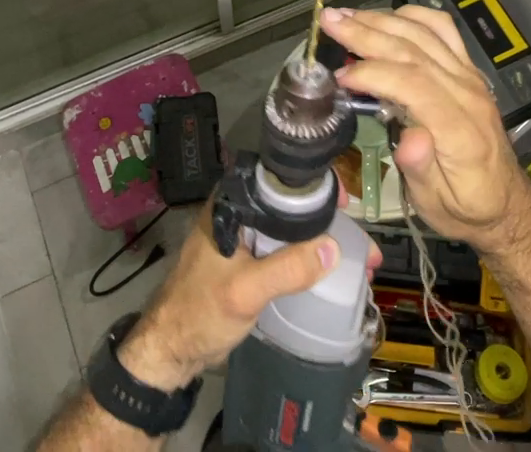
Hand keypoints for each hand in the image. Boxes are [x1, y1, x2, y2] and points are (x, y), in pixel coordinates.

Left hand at [117, 202, 340, 390]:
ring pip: (288, 226)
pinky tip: (328, 266)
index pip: (278, 180)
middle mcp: (236, 211)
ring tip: (356, 253)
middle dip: (326, 215)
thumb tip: (333, 248)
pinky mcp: (246, 257)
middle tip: (359, 235)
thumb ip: (287, 268)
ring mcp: (241, 235)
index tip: (345, 201)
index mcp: (231, 204)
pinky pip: (283, 246)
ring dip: (320, 236)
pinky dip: (307, 253)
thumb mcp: (245, 291)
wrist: (171, 350)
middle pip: (289, 203)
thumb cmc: (199, 313)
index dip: (313, 186)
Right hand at [322, 6, 530, 254]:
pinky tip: (386, 17)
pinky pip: (444, 30)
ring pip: (425, 33)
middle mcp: (468, 94)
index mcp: (460, 130)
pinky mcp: (468, 70)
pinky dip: (413, 16)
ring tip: (345, 14)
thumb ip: (422, 170)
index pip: (415, 85)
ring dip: (382, 20)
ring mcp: (470, 77)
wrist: (505, 202)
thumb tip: (408, 140)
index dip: (374, 74)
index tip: (340, 76)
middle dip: (367, 33)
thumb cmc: (465, 207)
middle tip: (329, 21)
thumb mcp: (437, 205)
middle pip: (415, 50)